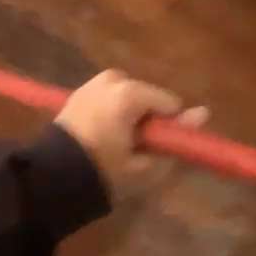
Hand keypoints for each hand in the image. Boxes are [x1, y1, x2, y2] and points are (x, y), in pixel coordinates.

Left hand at [54, 70, 206, 189]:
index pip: (169, 104)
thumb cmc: (104, 172)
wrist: (51, 177)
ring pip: (129, 99)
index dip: (169, 128)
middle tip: (134, 151)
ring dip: (130, 118)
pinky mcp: (79, 91)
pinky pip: (110, 100)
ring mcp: (93, 82)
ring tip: (117, 147)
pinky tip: (102, 138)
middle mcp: (112, 78)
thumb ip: (177, 138)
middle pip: (147, 99)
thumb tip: (204, 113)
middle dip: (147, 121)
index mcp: (130, 92)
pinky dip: (113, 114)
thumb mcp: (146, 164)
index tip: (157, 151)